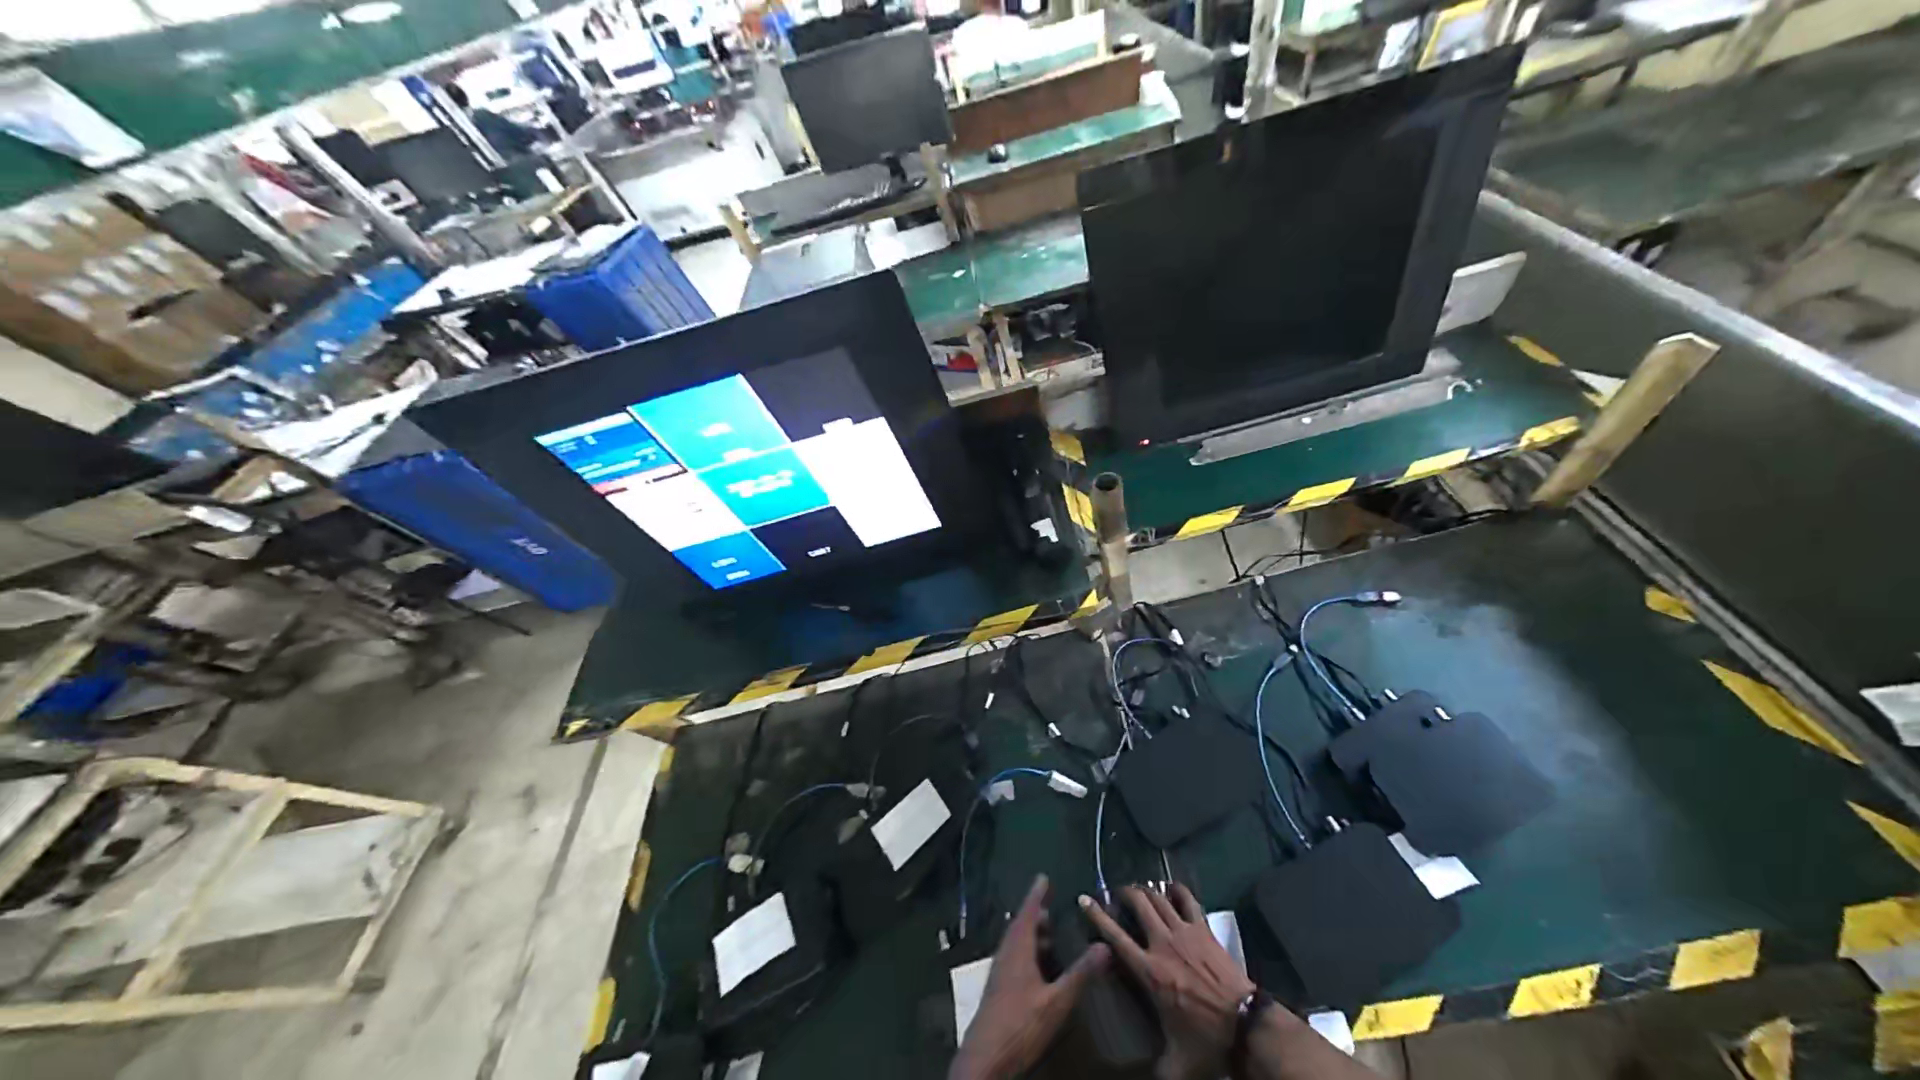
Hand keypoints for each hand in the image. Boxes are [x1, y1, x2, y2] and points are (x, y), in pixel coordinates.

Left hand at [950, 874, 1108, 1079]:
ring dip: (1032, 935)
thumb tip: (1105, 945)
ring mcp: (999, 972)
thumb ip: (1080, 973)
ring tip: (1050, 935)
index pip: (1028, 913)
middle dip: (1036, 915)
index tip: (1043, 878)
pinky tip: (1039, 967)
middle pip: (1020, 926)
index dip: (1036, 895)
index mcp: (1017, 949)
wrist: (986, 1058)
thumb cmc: (1021, 1024)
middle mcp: (1005, 954)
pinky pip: (1014, 958)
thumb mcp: (1057, 1001)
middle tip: (1053, 909)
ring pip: (1016, 943)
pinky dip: (1028, 952)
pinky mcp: (998, 988)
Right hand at [1080, 884, 1254, 1079]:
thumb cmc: (1207, 1040)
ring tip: (1139, 890)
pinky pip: (1188, 899)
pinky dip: (1177, 890)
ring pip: (1158, 897)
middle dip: (1124, 893)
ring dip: (1146, 890)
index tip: (1083, 899)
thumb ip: (1157, 1066)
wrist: (1246, 1025)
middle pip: (1138, 904)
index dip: (1096, 915)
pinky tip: (1171, 889)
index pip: (1115, 936)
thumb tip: (1147, 1078)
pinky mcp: (1204, 929)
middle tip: (1118, 894)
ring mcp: (1184, 932)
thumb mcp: (1177, 1061)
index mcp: (1149, 971)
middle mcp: (1162, 943)